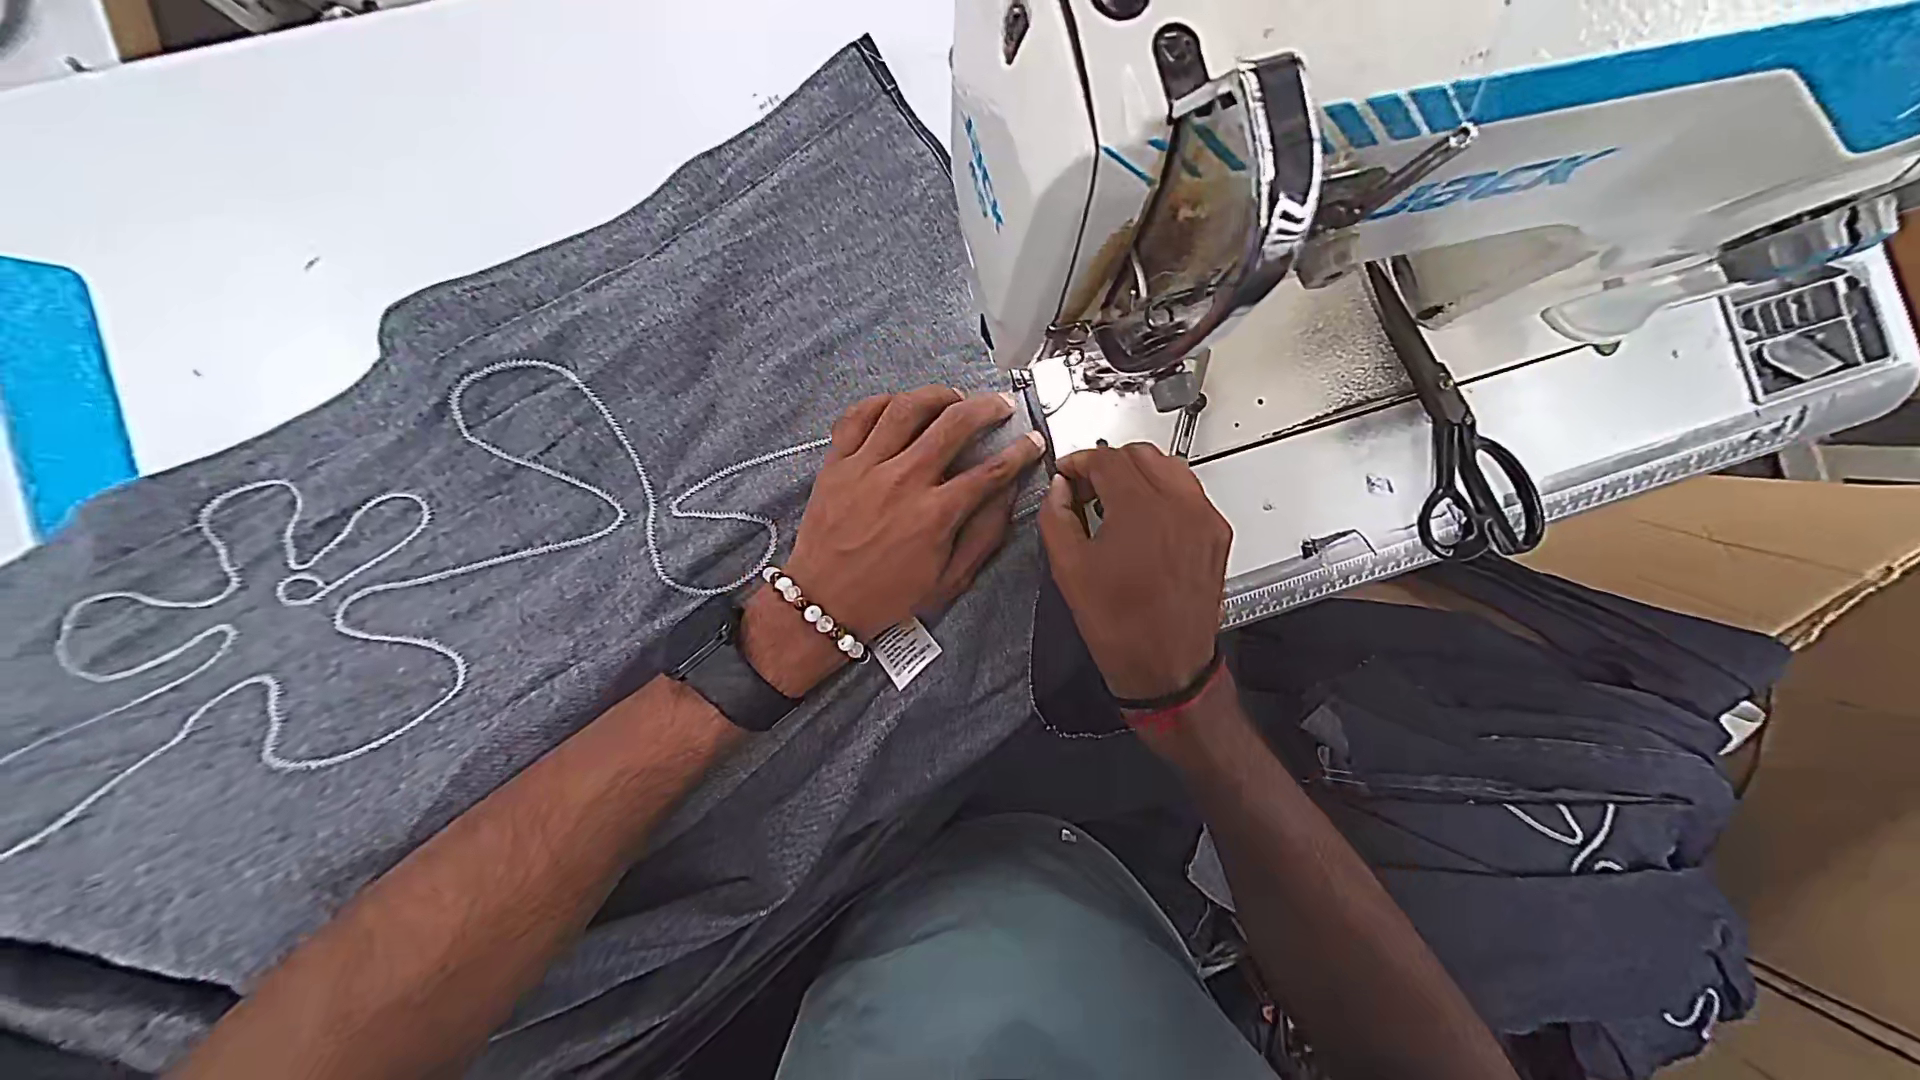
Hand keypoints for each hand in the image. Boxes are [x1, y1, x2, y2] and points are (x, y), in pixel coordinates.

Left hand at [740, 386, 1043, 695]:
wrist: (825, 601)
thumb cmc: (886, 594)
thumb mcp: (948, 578)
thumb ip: (984, 535)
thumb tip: (1008, 496)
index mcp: (934, 514)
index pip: (991, 469)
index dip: (1020, 451)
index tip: (1030, 442)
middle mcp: (903, 482)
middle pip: (955, 424)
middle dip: (988, 408)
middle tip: (1000, 405)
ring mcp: (866, 468)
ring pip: (907, 408)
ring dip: (938, 395)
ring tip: (953, 396)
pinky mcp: (837, 464)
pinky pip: (858, 416)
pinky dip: (881, 402)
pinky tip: (899, 405)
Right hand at [1036, 443, 1230, 701]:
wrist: (1166, 666)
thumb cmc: (1124, 627)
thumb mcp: (1069, 568)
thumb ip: (1056, 517)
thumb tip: (1058, 491)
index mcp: (1142, 510)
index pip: (1107, 459)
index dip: (1079, 462)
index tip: (1067, 472)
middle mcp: (1180, 507)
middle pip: (1139, 454)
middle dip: (1107, 465)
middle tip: (1085, 487)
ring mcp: (1204, 519)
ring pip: (1169, 468)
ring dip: (1137, 474)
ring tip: (1114, 501)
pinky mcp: (1216, 535)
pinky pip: (1189, 494)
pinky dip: (1164, 494)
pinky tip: (1144, 519)